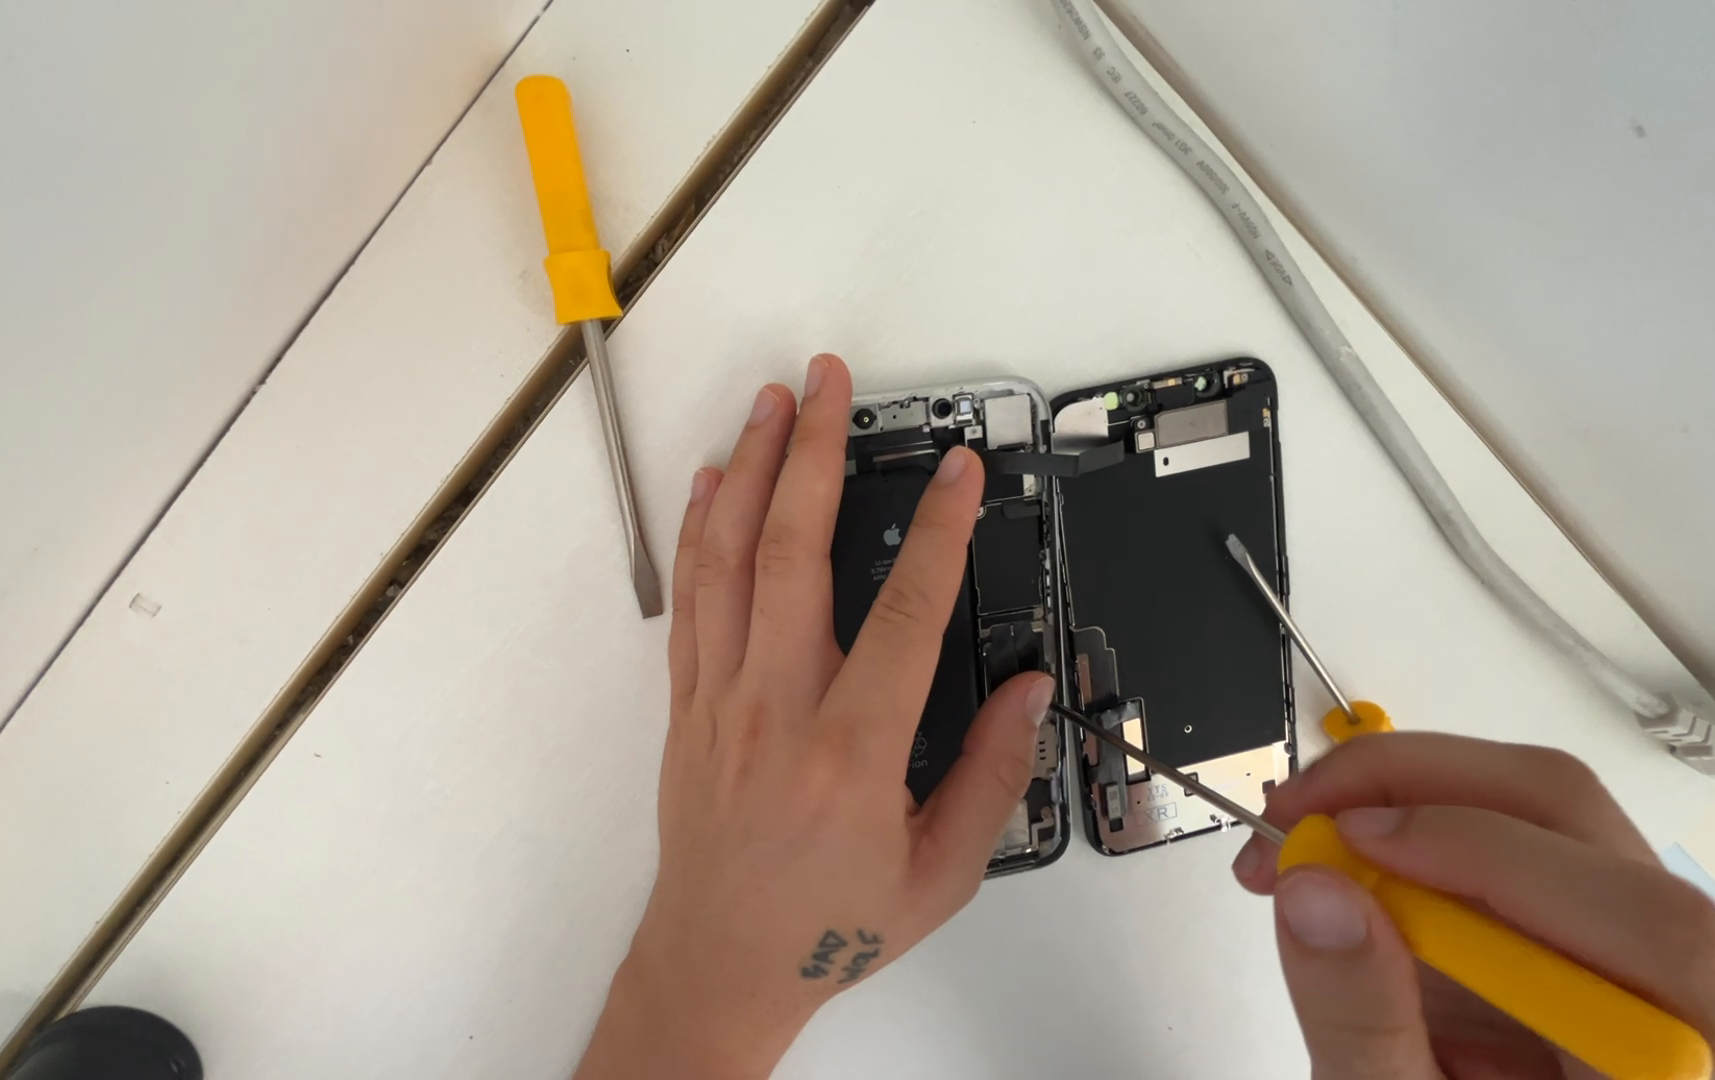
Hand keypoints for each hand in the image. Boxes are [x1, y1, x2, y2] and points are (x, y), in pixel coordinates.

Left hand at [574, 354, 1053, 1079]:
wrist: (717, 961)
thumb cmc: (829, 923)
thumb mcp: (940, 872)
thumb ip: (992, 775)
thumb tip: (1029, 690)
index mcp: (853, 746)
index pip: (907, 614)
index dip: (940, 530)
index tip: (958, 469)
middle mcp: (777, 702)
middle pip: (793, 550)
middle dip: (815, 452)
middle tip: (827, 383)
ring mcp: (719, 692)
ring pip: (729, 557)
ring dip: (751, 469)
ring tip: (771, 403)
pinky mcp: (685, 696)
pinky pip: (690, 595)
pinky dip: (699, 528)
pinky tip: (713, 481)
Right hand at [1230, 732, 1714, 1078]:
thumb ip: (1361, 1020)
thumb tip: (1313, 887)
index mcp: (1669, 1061)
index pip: (1639, 919)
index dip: (1487, 852)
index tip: (1347, 841)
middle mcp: (1675, 978)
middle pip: (1568, 812)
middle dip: (1404, 782)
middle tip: (1291, 814)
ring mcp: (1613, 928)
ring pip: (1518, 792)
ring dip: (1383, 784)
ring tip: (1292, 831)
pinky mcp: (1551, 899)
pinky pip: (1480, 809)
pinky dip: (1384, 801)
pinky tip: (1325, 843)